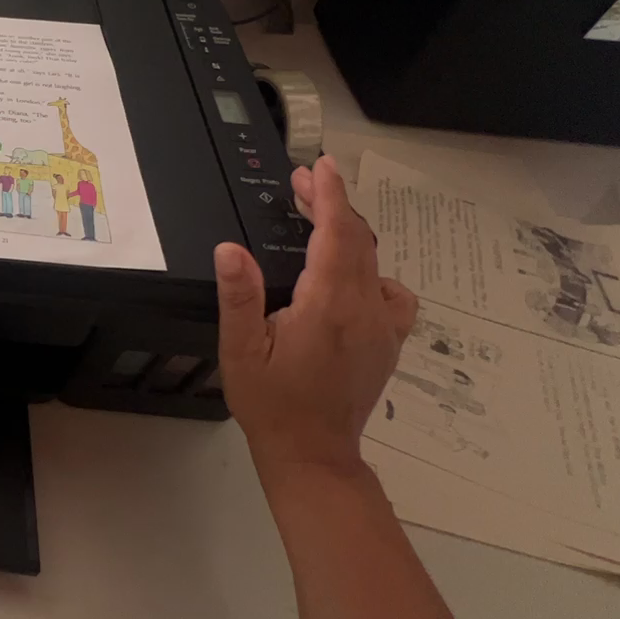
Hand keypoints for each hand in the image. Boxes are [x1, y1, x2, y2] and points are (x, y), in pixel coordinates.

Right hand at [214, 155, 417, 483]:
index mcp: (327, 306)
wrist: (311, 451)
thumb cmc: (269, 399)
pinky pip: (389, 293)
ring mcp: (383, 328)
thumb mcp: (239, 347)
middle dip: (333, 205)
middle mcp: (364, 311)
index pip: (335, 235)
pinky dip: (370, 270)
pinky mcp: (388, 342)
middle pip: (357, 241)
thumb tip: (230, 248)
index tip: (320, 167)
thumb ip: (238, 295)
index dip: (329, 196)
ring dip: (349, 233)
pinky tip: (348, 277)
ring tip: (319, 220)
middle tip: (304, 183)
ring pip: (373, 262)